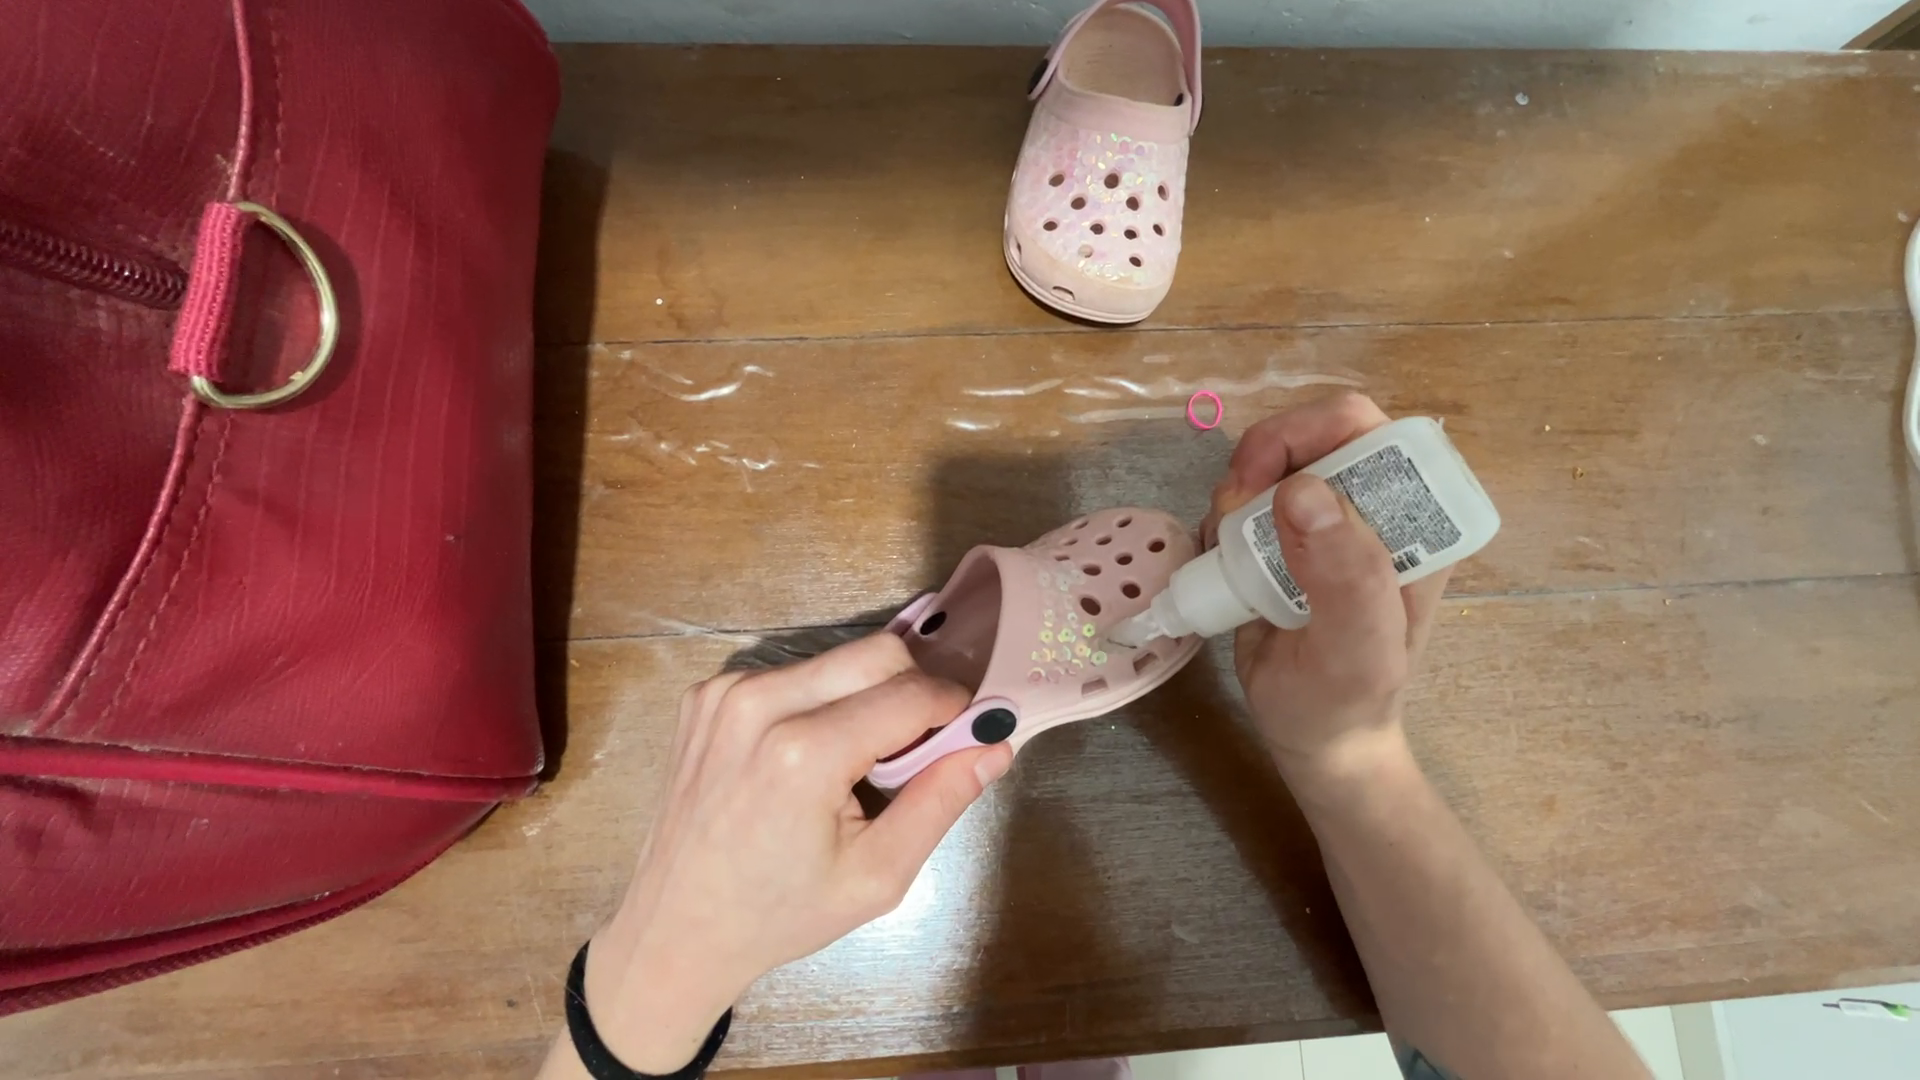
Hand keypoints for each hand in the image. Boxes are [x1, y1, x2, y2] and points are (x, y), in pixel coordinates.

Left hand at [572, 634, 1012, 1073]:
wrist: (673, 929)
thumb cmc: (781, 913)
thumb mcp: (876, 877)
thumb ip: (941, 801)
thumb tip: (996, 743)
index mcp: (803, 752)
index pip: (911, 692)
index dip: (954, 707)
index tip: (968, 732)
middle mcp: (760, 701)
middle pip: (877, 653)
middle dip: (913, 689)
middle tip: (914, 746)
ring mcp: (727, 689)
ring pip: (838, 658)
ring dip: (866, 695)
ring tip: (856, 757)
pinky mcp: (709, 690)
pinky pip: (794, 671)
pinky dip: (819, 699)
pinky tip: (805, 752)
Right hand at [1203, 393, 1451, 784]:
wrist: (1315, 738)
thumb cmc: (1345, 703)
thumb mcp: (1356, 650)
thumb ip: (1345, 575)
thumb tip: (1301, 488)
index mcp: (1415, 523)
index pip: (1372, 433)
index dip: (1311, 436)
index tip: (1262, 484)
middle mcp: (1372, 511)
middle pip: (1314, 435)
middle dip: (1262, 459)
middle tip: (1230, 512)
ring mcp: (1324, 524)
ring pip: (1272, 463)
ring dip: (1236, 492)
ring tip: (1226, 548)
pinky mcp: (1283, 542)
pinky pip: (1245, 500)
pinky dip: (1221, 517)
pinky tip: (1221, 559)